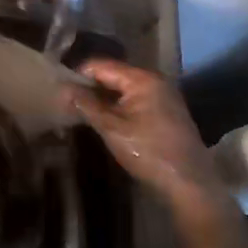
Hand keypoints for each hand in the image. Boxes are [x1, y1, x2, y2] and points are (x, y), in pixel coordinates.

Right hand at [64, 59, 219, 202]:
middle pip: (114, 74)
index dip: (78, 73)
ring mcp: (163, 95)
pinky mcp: (166, 110)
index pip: (102, 65)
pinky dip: (118, 105)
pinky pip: (135, 99)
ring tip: (81, 108)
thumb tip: (64, 89)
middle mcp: (154, 80)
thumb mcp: (112, 128)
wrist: (189, 182)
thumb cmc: (148, 152)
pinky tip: (105, 118)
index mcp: (142, 78)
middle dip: (90, 85)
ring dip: (103, 96)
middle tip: (67, 99)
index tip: (59, 86)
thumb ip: (87, 105)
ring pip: (124, 88)